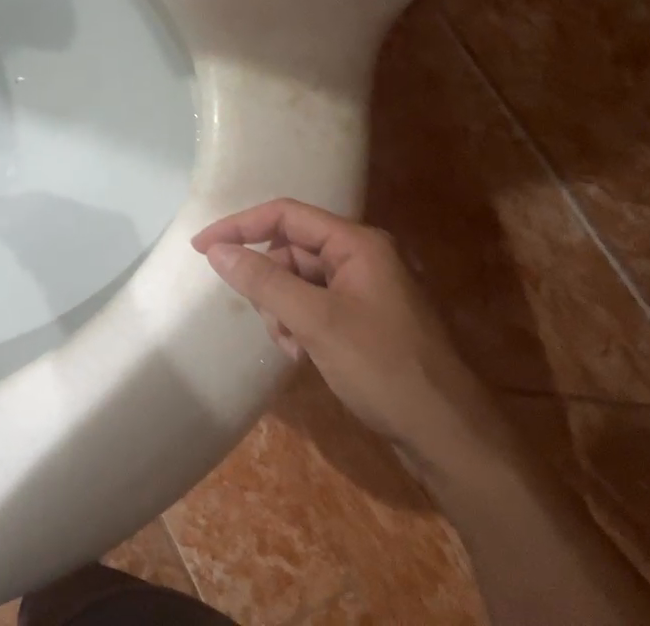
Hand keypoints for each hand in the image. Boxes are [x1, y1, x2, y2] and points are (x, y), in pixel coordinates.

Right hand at [193, 199, 509, 474]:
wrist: (448, 434)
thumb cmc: (383, 367)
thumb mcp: (315, 321)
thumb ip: (263, 281)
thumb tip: (216, 251)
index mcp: (358, 244)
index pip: (285, 216)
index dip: (239, 227)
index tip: (200, 249)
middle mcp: (364, 258)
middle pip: (292, 251)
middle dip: (268, 283)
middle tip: (265, 319)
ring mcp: (367, 291)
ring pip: (300, 282)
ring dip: (282, 310)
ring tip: (291, 346)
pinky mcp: (367, 321)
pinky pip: (316, 307)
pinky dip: (300, 326)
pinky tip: (304, 356)